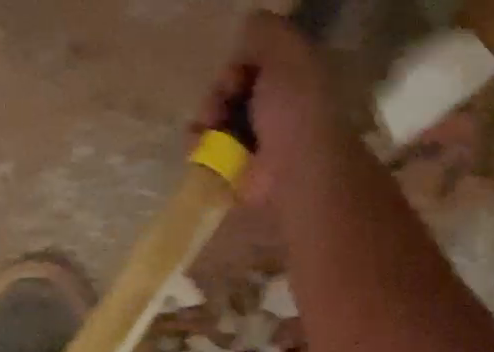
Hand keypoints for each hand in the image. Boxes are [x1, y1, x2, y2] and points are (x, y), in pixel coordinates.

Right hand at [194, 11, 360, 205]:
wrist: (297, 179)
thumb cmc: (296, 112)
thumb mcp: (286, 52)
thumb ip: (265, 32)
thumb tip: (246, 31)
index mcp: (298, 83)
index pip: (260, 63)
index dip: (242, 62)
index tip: (237, 73)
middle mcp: (280, 113)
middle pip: (236, 90)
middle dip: (221, 90)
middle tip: (219, 102)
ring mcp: (259, 147)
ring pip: (220, 119)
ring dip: (207, 116)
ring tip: (205, 124)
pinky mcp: (239, 175)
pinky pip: (210, 151)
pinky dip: (198, 144)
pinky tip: (196, 142)